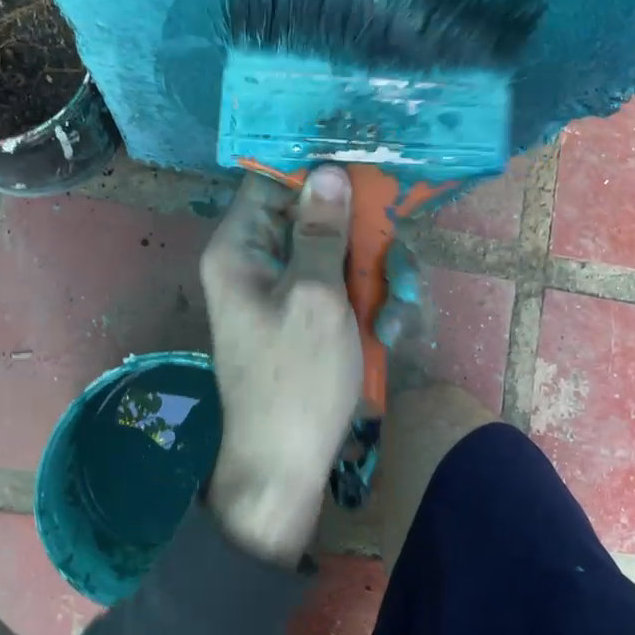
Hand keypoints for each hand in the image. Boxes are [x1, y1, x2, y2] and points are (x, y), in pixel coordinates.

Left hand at [198, 166, 362, 561]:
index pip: (274, 179)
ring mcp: (285, 289)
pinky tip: (386, 335)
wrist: (284, 468)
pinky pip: (343, 286)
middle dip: (363, 237)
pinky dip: (369, 304)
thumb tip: (328, 169)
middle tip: (392, 267)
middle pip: (317, 214)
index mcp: (241, 248)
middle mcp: (258, 260)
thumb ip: (324, 231)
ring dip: (376, 277)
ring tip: (393, 319)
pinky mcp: (307, 314)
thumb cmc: (297, 380)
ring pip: (341, 251)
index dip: (318, 168)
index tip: (368, 167)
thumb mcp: (317, 298)